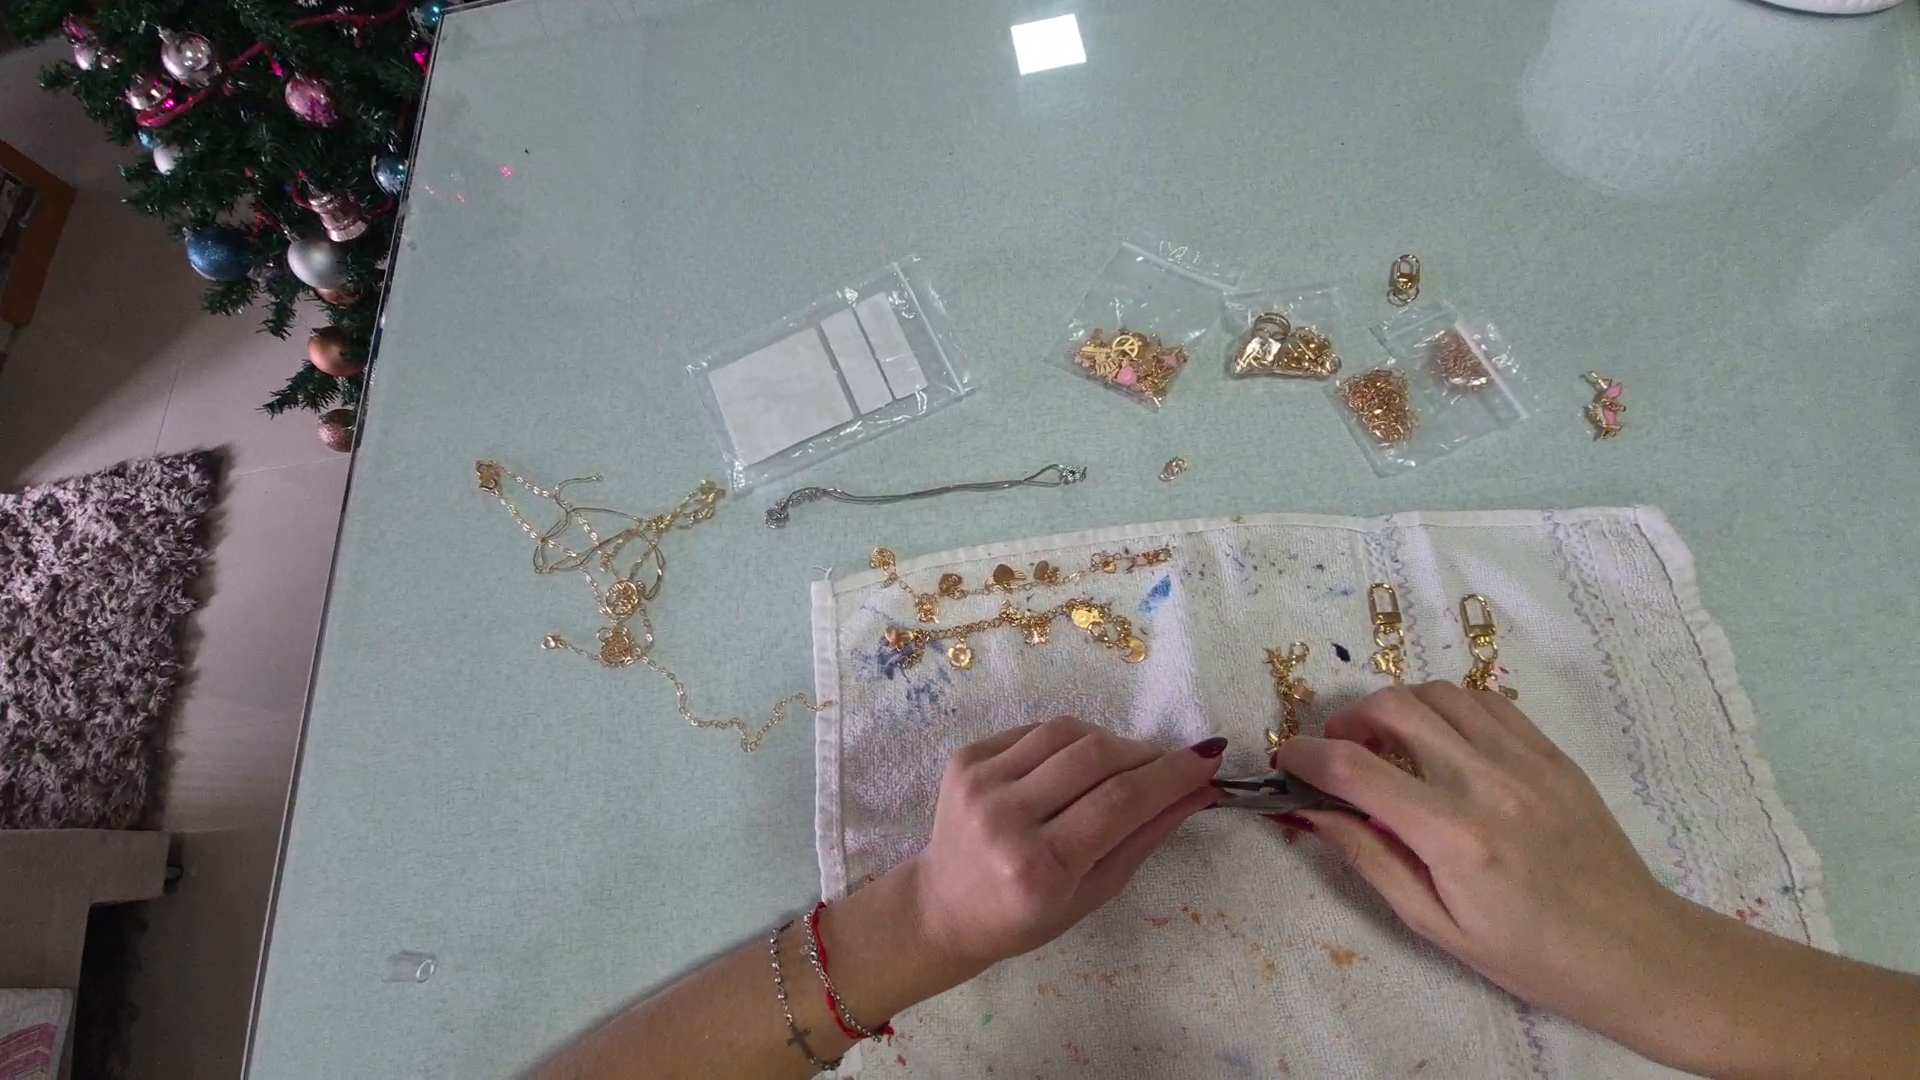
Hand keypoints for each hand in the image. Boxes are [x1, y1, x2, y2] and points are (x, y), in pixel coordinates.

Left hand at [906, 717, 1225, 971]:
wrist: (945, 905)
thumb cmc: (1026, 915)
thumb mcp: (1094, 891)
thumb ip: (1147, 836)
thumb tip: (1200, 788)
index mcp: (1040, 867)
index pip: (1120, 802)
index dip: (1171, 774)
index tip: (1206, 758)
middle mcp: (1004, 818)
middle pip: (1094, 757)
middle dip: (1143, 753)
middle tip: (1164, 763)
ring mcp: (979, 782)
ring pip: (1065, 732)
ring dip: (1106, 740)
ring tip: (1120, 763)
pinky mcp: (964, 757)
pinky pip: (1033, 730)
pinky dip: (1066, 740)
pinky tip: (1072, 764)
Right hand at [1276, 683, 1684, 1033]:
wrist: (1648, 958)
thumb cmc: (1532, 956)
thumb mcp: (1435, 925)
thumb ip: (1368, 858)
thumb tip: (1312, 811)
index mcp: (1455, 839)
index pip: (1355, 770)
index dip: (1306, 755)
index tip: (1286, 758)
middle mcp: (1488, 786)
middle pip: (1393, 708)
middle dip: (1347, 718)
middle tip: (1339, 747)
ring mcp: (1526, 763)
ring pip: (1436, 692)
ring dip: (1394, 706)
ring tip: (1388, 739)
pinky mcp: (1551, 754)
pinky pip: (1484, 700)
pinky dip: (1444, 705)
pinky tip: (1440, 736)